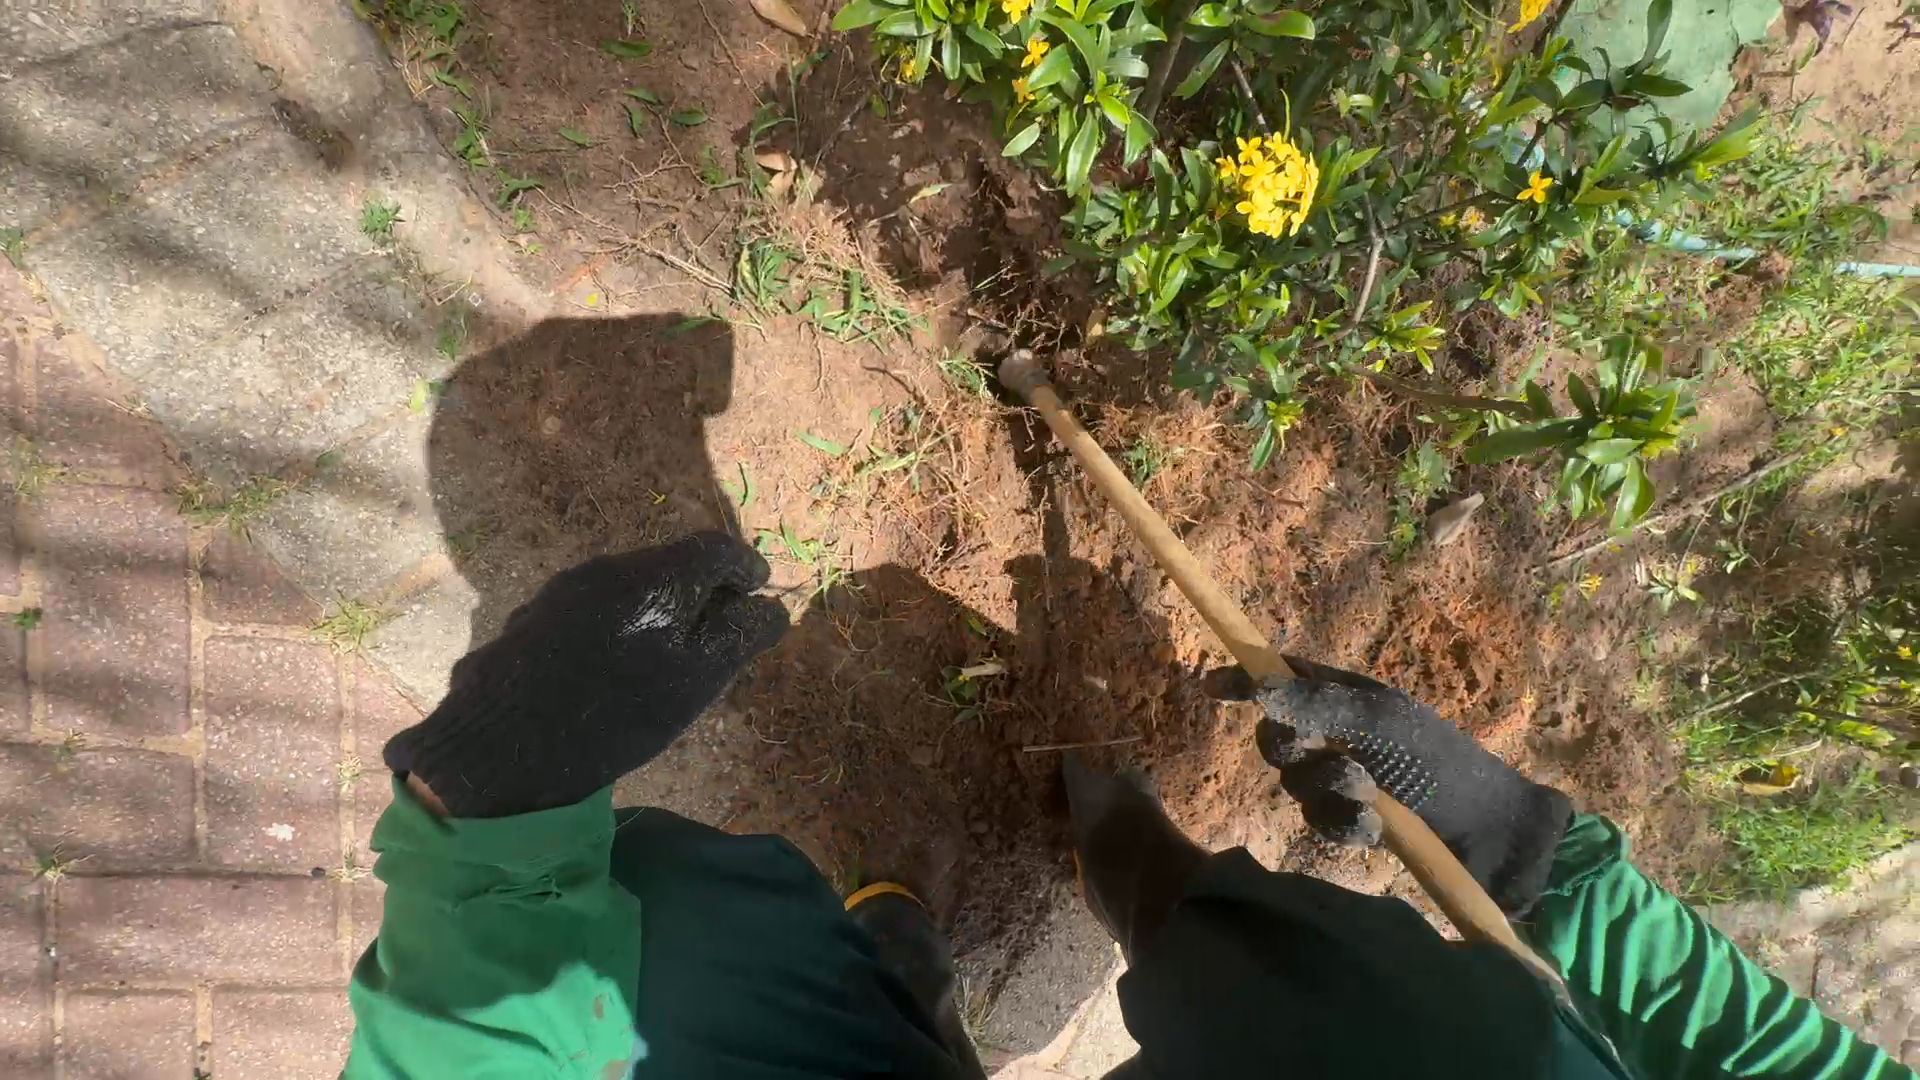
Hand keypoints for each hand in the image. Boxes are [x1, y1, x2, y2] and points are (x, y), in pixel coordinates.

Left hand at [384, 532, 788, 816]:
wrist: (502, 753)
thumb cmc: (620, 714)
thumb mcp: (700, 679)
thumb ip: (743, 635)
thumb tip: (771, 608)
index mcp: (656, 578)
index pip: (716, 549)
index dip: (744, 567)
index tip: (756, 591)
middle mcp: (607, 569)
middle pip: (669, 564)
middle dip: (700, 590)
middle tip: (714, 628)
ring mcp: (560, 591)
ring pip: (626, 586)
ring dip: (655, 606)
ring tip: (659, 652)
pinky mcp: (528, 619)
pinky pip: (590, 608)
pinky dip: (615, 624)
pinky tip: (606, 668)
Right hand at [1211, 657, 1570, 913]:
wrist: (1489, 834)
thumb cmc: (1438, 760)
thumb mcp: (1380, 720)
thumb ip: (1318, 703)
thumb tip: (1260, 688)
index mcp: (1338, 696)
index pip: (1277, 679)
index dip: (1243, 681)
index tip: (1212, 686)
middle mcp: (1328, 734)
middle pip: (1273, 736)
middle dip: (1295, 750)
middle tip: (1327, 755)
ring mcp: (1333, 779)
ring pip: (1292, 783)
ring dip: (1328, 789)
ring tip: (1370, 796)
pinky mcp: (1342, 820)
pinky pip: (1315, 820)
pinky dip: (1341, 823)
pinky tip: (1373, 826)